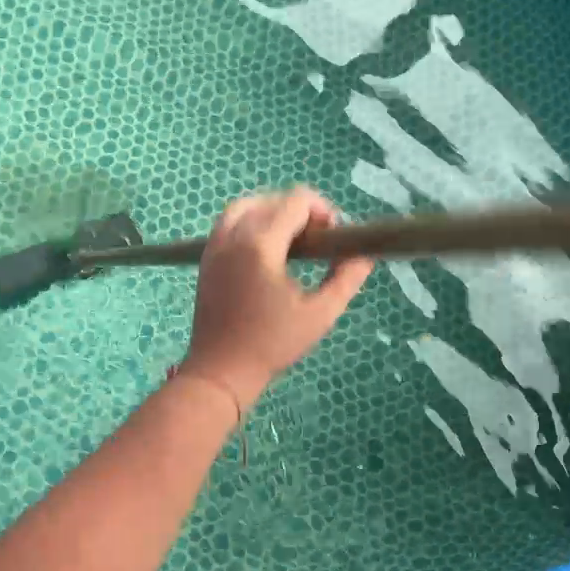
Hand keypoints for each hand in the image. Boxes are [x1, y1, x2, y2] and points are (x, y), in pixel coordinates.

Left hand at [180, 188, 373, 408]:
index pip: (296, 201)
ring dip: (272, 213)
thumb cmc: (272, 346)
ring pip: (246, 206)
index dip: (322, 210)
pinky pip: (228, 223)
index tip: (331, 239)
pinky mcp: (205, 258)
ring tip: (290, 243)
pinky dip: (249, 223)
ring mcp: (214, 246)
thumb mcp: (320, 314)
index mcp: (261, 245)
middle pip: (272, 199)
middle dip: (300, 212)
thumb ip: (346, 279)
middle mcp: (234, 236)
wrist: (221, 370)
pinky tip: (265, 252)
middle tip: (315, 244)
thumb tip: (364, 255)